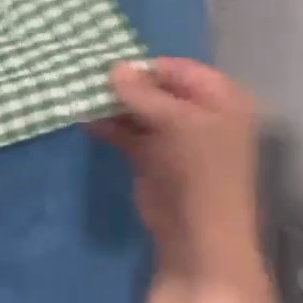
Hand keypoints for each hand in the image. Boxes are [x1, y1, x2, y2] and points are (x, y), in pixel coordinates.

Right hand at [91, 58, 264, 287]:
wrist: (196, 234)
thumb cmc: (200, 173)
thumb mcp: (177, 124)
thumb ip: (144, 96)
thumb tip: (113, 68)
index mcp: (221, 99)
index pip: (180, 70)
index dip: (147, 68)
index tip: (108, 68)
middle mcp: (199, 115)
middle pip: (158, 90)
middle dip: (126, 87)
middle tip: (88, 82)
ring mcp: (174, 139)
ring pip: (140, 113)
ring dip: (113, 107)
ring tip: (81, 99)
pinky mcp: (151, 161)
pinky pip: (129, 136)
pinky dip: (109, 128)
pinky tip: (86, 122)